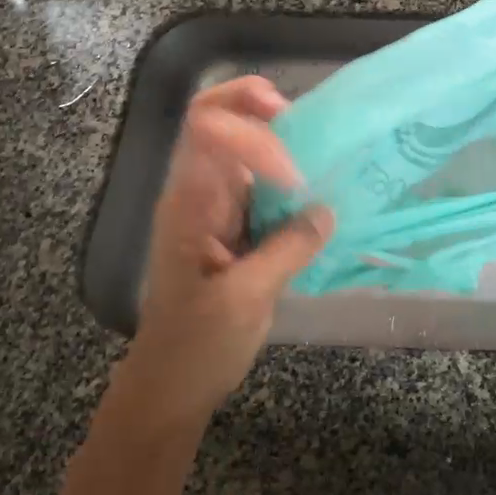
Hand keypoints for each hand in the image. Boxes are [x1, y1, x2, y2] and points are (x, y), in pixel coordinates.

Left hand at [123, 75, 334, 419]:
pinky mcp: (234, 223)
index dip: (252, 132)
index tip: (294, 176)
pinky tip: (318, 189)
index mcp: (188, 201)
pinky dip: (290, 172)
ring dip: (280, 137)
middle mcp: (199, 191)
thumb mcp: (245, 301)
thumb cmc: (196, 347)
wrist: (169, 389)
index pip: (207, 127)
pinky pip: (260, 179)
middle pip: (219, 116)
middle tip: (306, 122)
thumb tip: (326, 210)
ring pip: (242, 143)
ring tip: (324, 150)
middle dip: (259, 105)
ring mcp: (215, 205)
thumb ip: (288, 249)